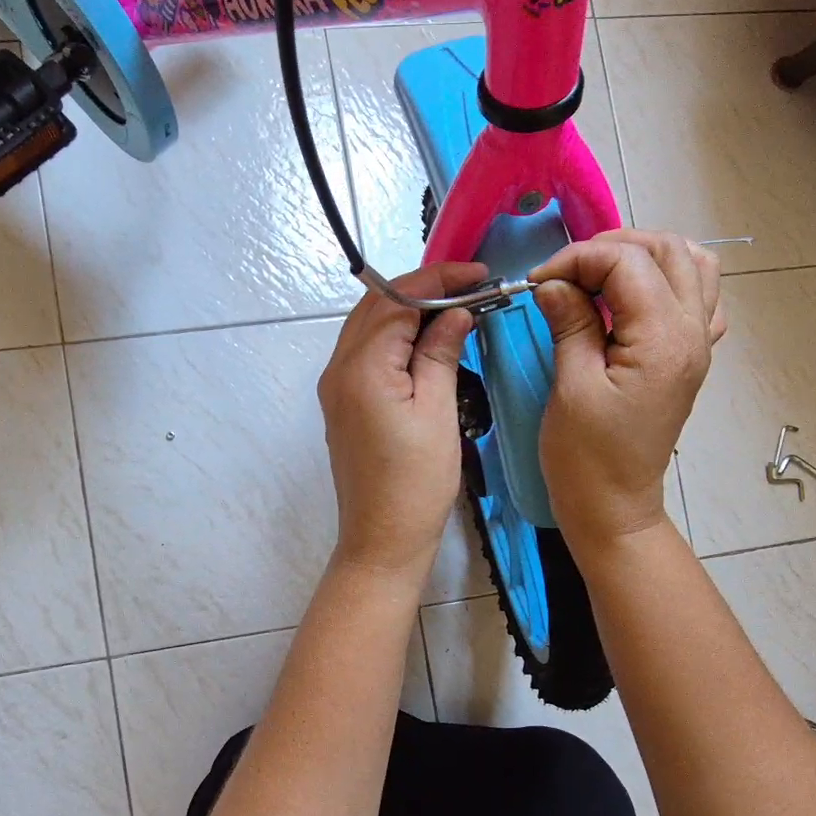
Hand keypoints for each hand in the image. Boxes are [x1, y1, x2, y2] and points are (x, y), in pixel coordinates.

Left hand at [318, 262, 485, 575]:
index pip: (398, 299)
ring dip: (406, 310)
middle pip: (377, 306)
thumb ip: (442, 354)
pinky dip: (394, 336)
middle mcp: (338, 369)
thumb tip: (456, 314)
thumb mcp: (438, 413)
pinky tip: (425, 341)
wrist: (382, 540)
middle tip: (469, 287)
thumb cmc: (416, 484)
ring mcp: (335, 388)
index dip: (440, 279)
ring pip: (368, 326)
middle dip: (422, 288)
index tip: (480, 275)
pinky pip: (365, 352)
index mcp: (362, 367)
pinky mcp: (342, 404)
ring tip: (453, 308)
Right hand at [531, 230, 726, 546]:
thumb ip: (569, 323)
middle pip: (667, 250)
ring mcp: (697, 344)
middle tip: (565, 273)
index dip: (578, 259)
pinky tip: (632, 301)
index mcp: (662, 339)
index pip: (628, 262)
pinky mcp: (689, 357)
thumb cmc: (585, 458)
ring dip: (643, 257)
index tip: (538, 283)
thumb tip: (553, 282)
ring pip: (691, 264)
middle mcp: (692, 332)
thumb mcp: (570, 387)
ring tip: (598, 276)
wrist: (613, 507)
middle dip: (611, 248)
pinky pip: (696, 298)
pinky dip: (666, 283)